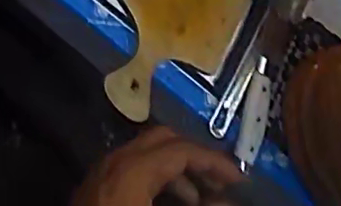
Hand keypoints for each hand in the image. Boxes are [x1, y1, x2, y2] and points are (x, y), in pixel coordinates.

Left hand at [71, 126, 245, 205]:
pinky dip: (160, 179)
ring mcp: (104, 171)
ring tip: (203, 201)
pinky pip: (135, 169)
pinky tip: (174, 204)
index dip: (213, 161)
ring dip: (178, 170)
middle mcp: (116, 160)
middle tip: (224, 185)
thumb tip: (226, 202)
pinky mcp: (99, 187)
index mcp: (133, 169)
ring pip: (147, 155)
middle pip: (161, 141)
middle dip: (195, 158)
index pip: (179, 148)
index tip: (241, 179)